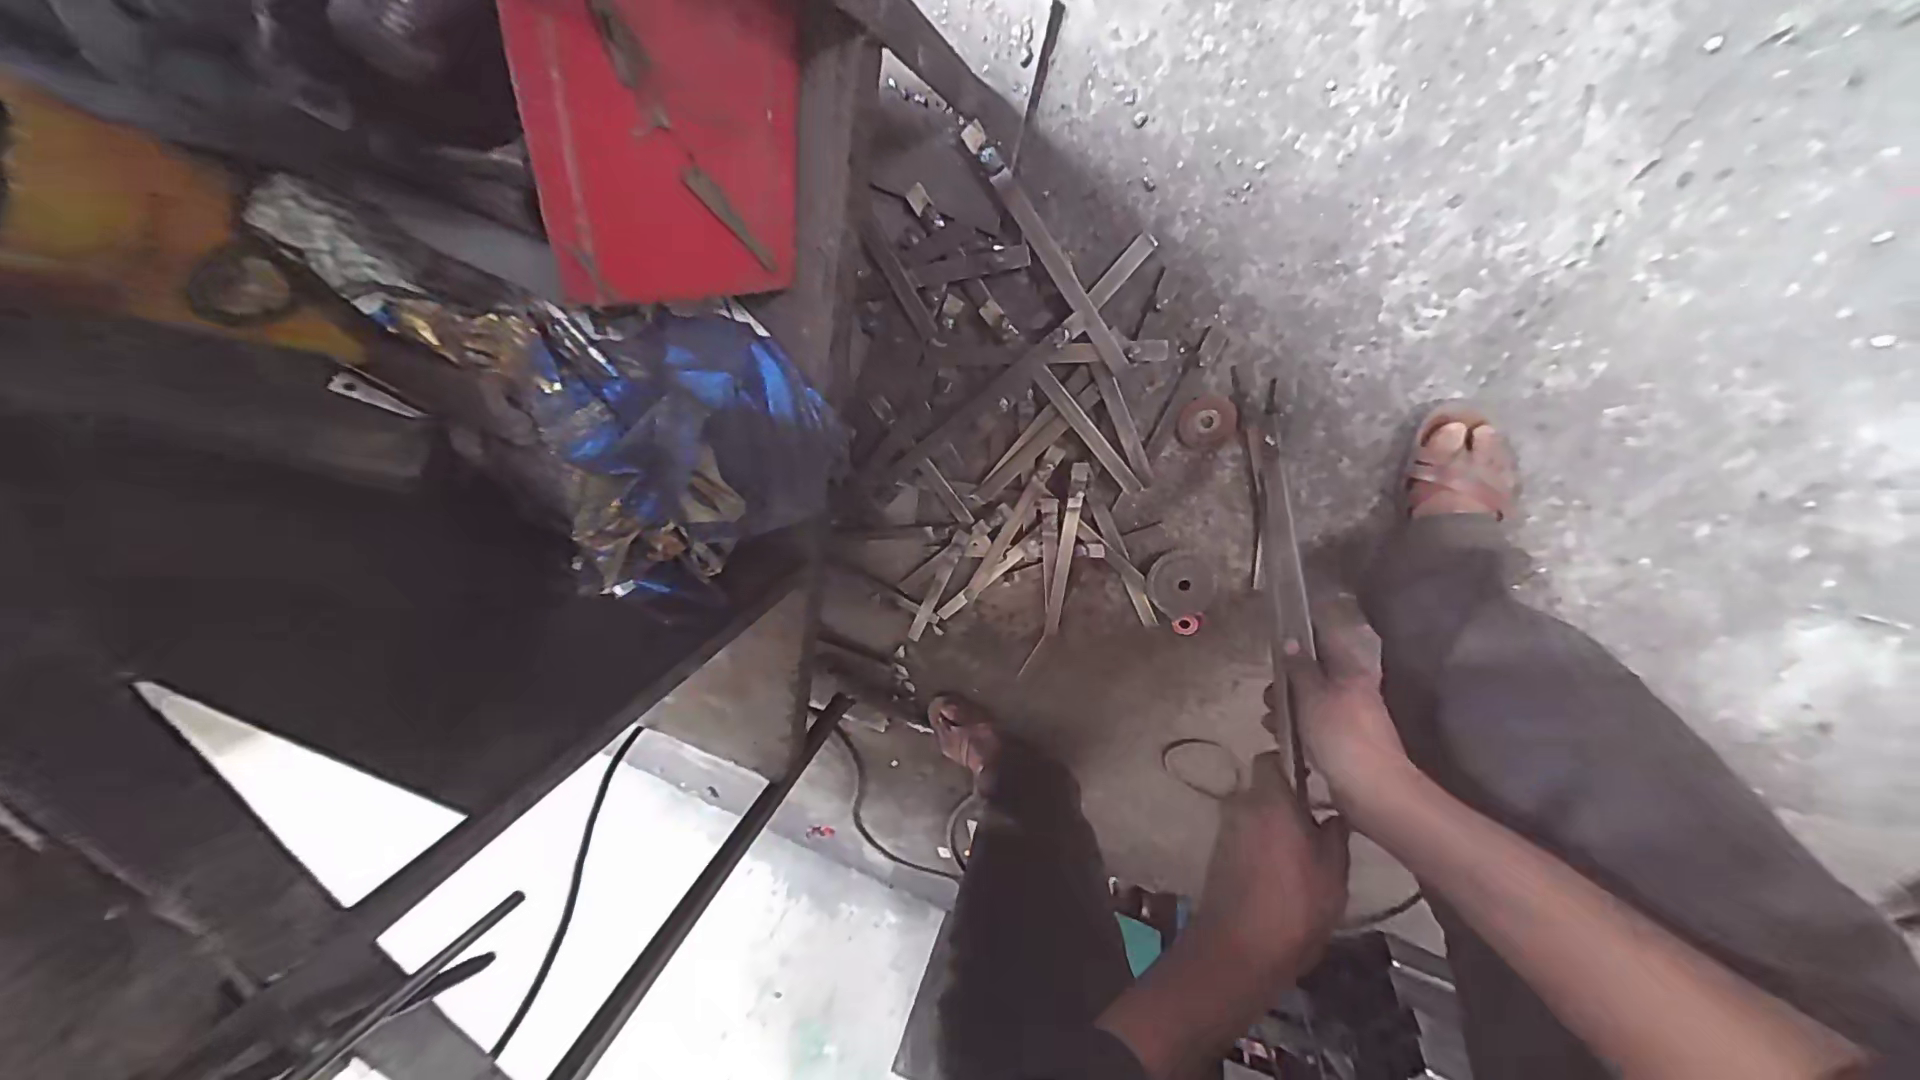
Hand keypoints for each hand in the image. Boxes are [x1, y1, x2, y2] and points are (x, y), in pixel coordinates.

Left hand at [1188, 751, 1349, 979]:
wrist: (1240, 945)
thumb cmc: (1295, 906)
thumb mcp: (1333, 873)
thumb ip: (1334, 835)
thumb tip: (1334, 813)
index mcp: (1268, 800)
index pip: (1271, 758)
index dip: (1292, 762)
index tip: (1317, 778)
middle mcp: (1241, 804)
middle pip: (1265, 787)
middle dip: (1289, 799)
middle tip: (1320, 821)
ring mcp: (1226, 826)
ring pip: (1256, 811)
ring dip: (1277, 822)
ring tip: (1307, 849)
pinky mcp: (1220, 849)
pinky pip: (1246, 831)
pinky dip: (1263, 839)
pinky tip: (1285, 866)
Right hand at [1286, 614, 1419, 817]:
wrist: (1372, 790)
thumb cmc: (1340, 734)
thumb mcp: (1312, 696)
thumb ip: (1300, 668)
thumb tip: (1290, 641)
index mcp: (1350, 672)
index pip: (1325, 640)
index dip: (1303, 633)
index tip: (1278, 633)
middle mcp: (1352, 690)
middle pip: (1312, 674)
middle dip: (1286, 682)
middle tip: (1269, 695)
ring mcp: (1349, 718)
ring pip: (1309, 701)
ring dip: (1286, 707)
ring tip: (1270, 722)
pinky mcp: (1342, 742)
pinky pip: (1312, 725)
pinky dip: (1296, 728)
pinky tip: (1281, 738)